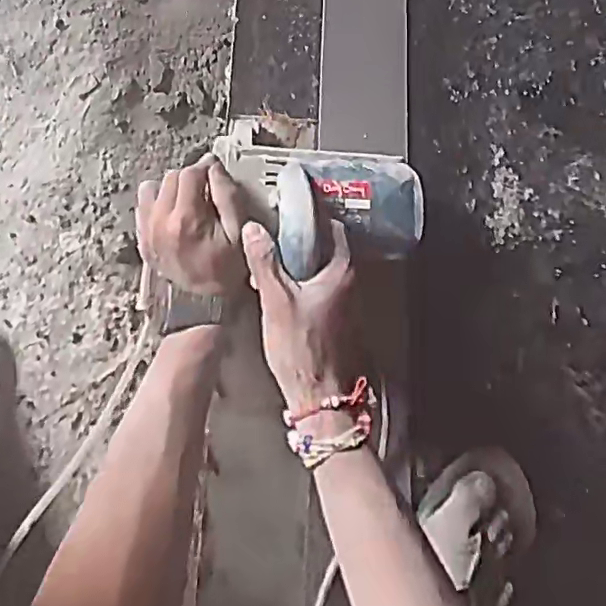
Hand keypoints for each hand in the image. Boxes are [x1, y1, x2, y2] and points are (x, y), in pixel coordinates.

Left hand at [136, 153, 251, 297]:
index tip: (216, 173)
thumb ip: (227, 195)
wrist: (206, 306)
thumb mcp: (239, 232)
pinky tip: (173, 215)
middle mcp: (160, 223)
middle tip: (206, 191)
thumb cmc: (227, 270)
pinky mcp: (142, 241)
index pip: (190, 173)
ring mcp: (147, 233)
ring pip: (153, 189)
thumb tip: (213, 167)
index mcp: (185, 219)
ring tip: (189, 203)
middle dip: (190, 179)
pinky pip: (143, 208)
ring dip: (171, 189)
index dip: (205, 168)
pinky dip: (157, 204)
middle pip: (171, 178)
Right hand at [240, 216, 358, 415]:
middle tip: (275, 230)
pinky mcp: (339, 320)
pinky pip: (321, 288)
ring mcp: (347, 303)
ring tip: (272, 258)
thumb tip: (254, 230)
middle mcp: (351, 284)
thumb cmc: (303, 351)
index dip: (312, 212)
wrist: (321, 400)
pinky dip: (303, 280)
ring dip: (301, 260)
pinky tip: (281, 288)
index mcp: (341, 272)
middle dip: (302, 237)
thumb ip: (265, 263)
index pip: (332, 226)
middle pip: (327, 246)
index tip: (292, 204)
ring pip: (323, 268)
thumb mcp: (276, 301)